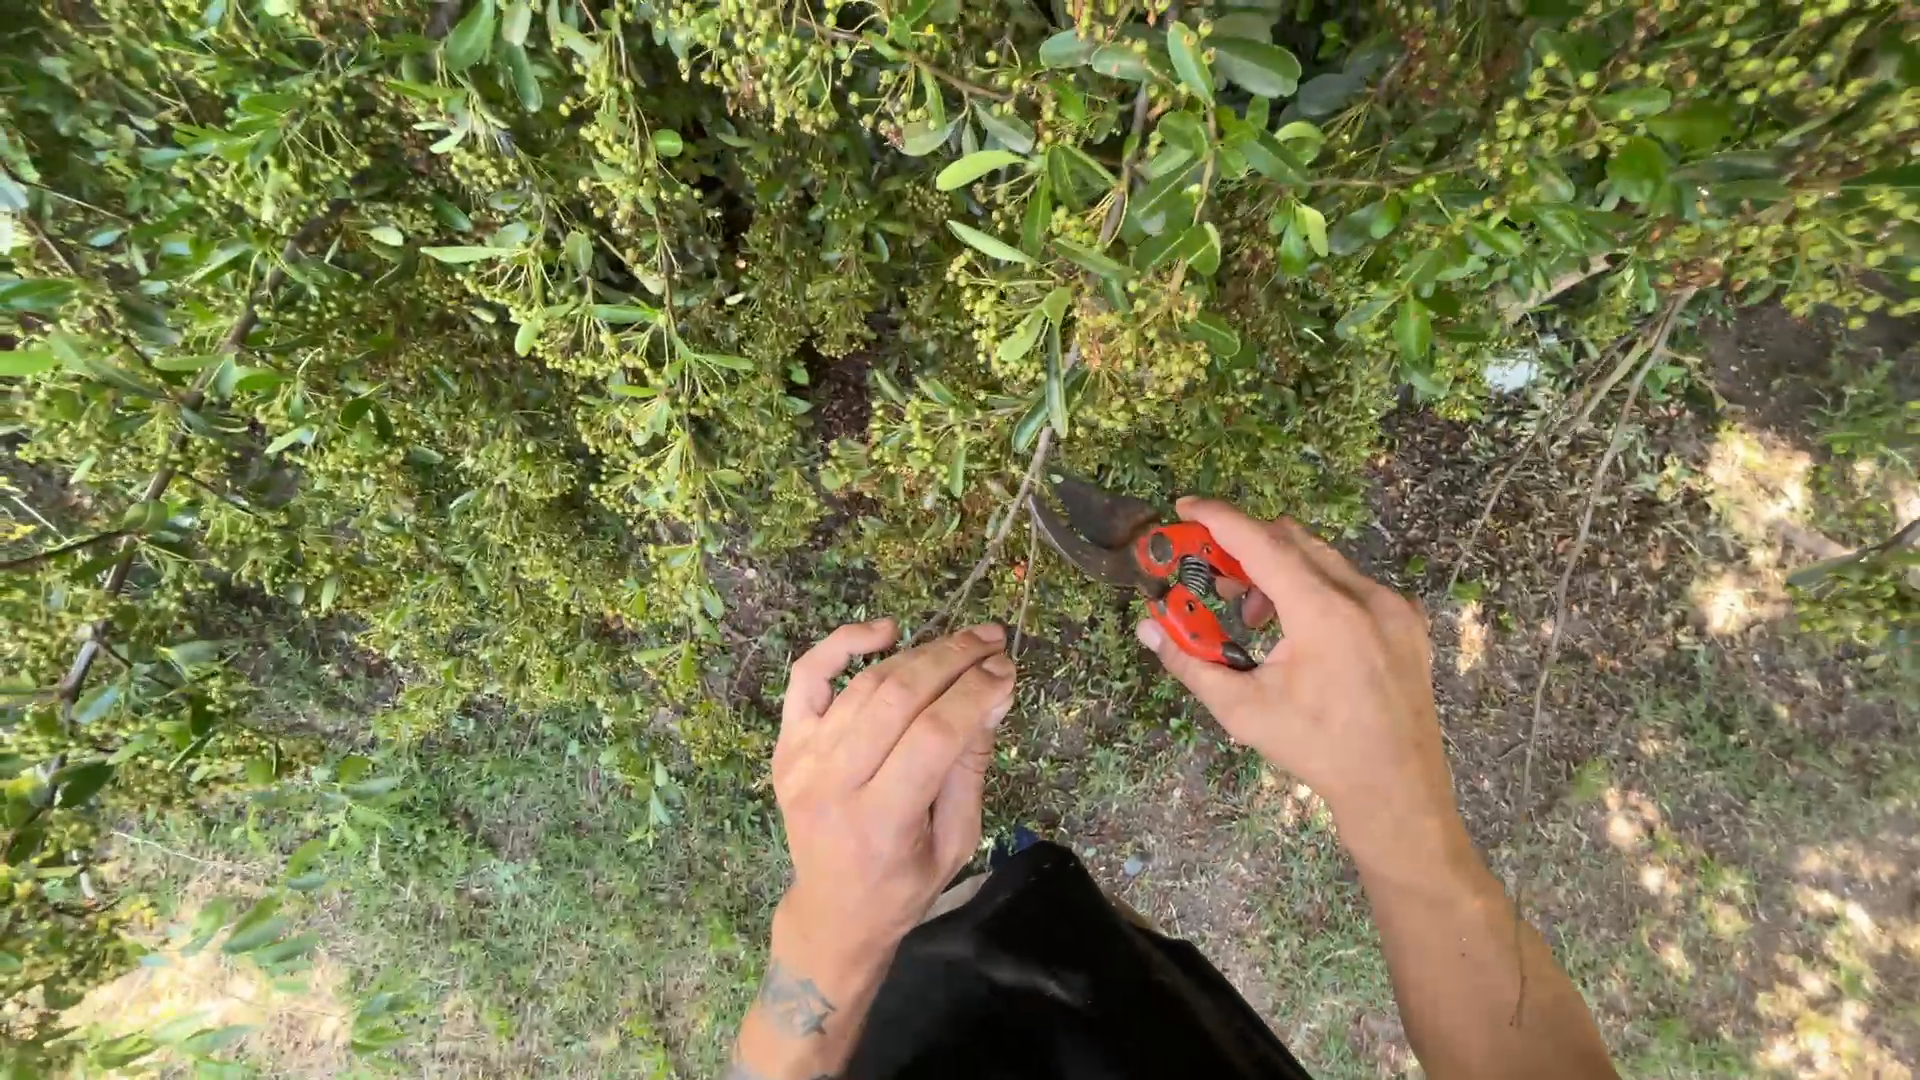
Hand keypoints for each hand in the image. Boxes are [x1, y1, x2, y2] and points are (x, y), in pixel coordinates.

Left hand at [743, 618, 1013, 1071]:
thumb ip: (971, 767)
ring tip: (961, 642)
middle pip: (899, 698)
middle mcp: (832, 784)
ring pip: (867, 683)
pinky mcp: (787, 743)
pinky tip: (886, 630)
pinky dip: (844, 644)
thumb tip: (993, 694)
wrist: (831, 912)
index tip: (1008, 669)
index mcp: (880, 822)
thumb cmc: (902, 886)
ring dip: (920, 652)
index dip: (976, 693)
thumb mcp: (956, 841)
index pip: (935, 735)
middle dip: (954, 660)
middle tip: (991, 641)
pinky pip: (808, 676)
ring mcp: (802, 759)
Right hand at [1135, 499, 1461, 865]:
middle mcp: (1364, 596)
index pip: (1261, 542)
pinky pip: (1350, 581)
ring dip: (1277, 570)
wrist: (1396, 789)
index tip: (1184, 507)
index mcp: (1323, 612)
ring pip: (1322, 558)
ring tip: (1255, 616)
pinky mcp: (1408, 620)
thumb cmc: (1314, 747)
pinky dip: (1312, 587)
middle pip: (1291, 539)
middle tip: (1214, 576)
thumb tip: (1146, 629)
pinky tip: (1298, 630)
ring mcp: (1394, 606)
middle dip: (1244, 547)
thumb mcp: (1240, 708)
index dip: (1218, 518)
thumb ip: (1189, 661)